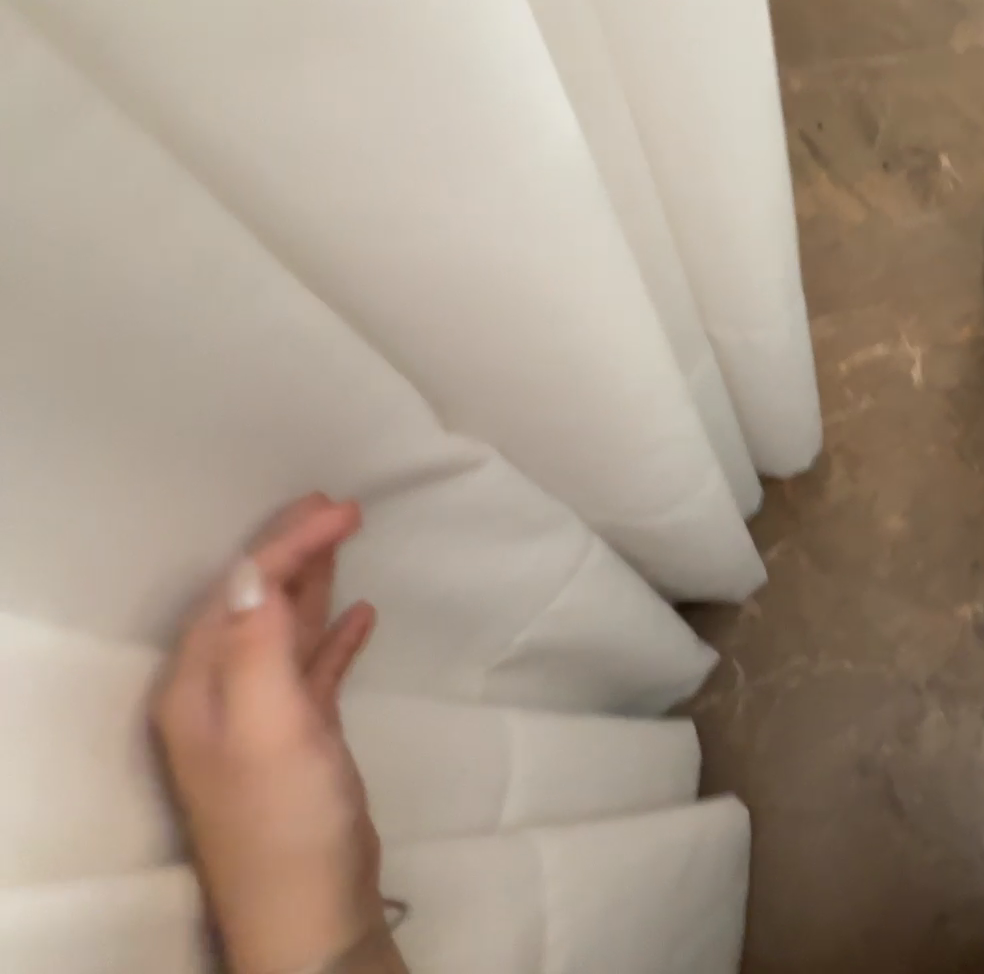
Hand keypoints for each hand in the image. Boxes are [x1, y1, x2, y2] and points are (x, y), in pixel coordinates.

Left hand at [153, 494, 385, 973]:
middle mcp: (221, 694)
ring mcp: (263, 715)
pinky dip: (335, 636)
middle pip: (256, 604)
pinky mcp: (302, 733)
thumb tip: (256, 569)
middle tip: (337, 506)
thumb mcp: (271, 727)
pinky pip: (316, 665)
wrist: (311, 899)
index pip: (242, 594)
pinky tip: (361, 615)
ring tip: (345, 540)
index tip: (342, 509)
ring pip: (285, 630)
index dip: (288, 546)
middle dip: (293, 551)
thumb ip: (259, 649)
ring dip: (313, 583)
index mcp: (200, 688)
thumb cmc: (286, 814)